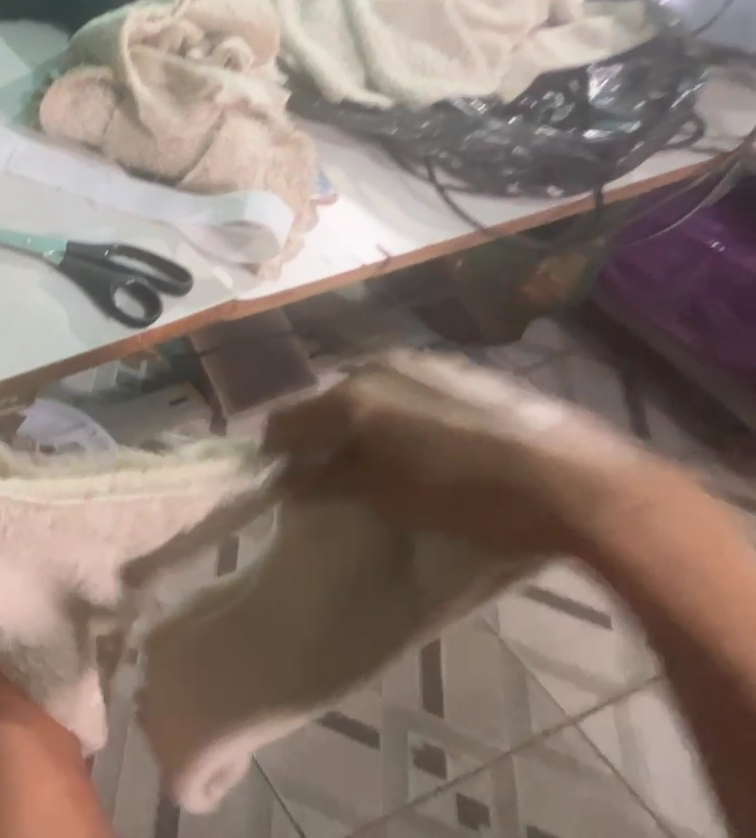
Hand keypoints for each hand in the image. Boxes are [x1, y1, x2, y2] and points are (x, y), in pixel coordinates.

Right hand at [263, 351, 685, 557]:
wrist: (585, 487)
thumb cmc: (470, 496)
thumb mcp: (387, 498)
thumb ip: (327, 481)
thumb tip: (286, 479)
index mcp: (350, 399)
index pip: (285, 421)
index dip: (279, 451)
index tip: (287, 479)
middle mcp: (377, 370)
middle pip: (329, 405)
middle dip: (327, 437)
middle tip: (339, 475)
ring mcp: (426, 366)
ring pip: (373, 396)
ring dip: (368, 426)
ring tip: (389, 463)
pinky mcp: (466, 374)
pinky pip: (412, 393)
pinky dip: (406, 418)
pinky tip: (433, 448)